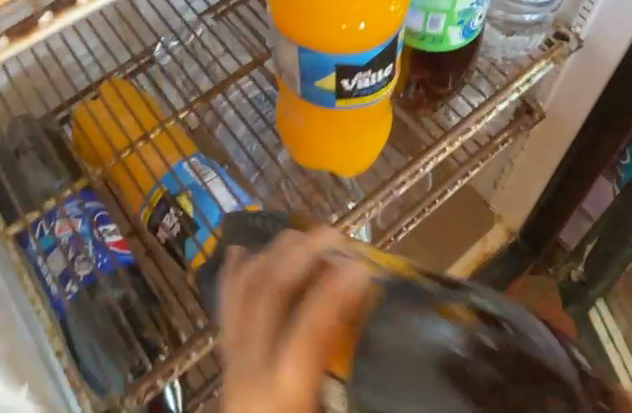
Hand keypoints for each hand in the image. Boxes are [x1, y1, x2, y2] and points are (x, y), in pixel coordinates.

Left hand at [217, 226, 373, 412]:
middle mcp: (251, 371)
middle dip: (301, 258)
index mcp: (284, 395)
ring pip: (244, 295)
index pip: (308, 332)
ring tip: (302, 235)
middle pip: (269, 296)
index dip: (335, 295)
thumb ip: (359, 396)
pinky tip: (241, 250)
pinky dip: (234, 277)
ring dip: (272, 257)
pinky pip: (225, 312)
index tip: (363, 267)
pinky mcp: (225, 369)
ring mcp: (232, 366)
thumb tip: (406, 389)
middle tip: (337, 236)